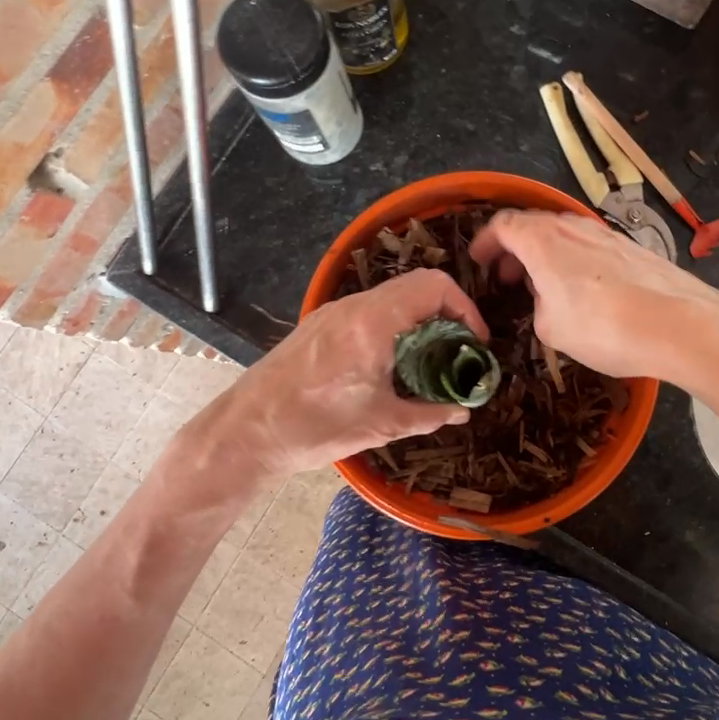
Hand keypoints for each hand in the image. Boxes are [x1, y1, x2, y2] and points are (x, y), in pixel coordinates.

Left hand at [210, 268, 489, 478]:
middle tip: (458, 353)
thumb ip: (430, 413)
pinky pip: (368, 312)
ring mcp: (332, 313)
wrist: (245, 433)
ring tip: (429, 363)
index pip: (434, 286)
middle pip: (415, 287)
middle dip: (446, 315)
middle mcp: (353, 306)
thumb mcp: (382, 425)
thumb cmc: (315, 427)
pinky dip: (393, 327)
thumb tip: (462, 410)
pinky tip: (391, 366)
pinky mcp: (318, 326)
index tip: (474, 343)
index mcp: (373, 321)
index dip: (465, 308)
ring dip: (418, 321)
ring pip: (391, 299)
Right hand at [469, 210, 718, 381]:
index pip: (503, 225)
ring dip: (544, 254)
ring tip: (541, 286)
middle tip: (506, 276)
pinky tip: (580, 290)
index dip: (485, 241)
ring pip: (562, 234)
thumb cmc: (605, 327)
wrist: (680, 325)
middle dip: (513, 248)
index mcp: (543, 240)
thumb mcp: (552, 328)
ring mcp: (605, 235)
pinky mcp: (631, 249)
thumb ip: (538, 306)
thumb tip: (547, 299)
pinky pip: (588, 246)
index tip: (478, 260)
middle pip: (532, 225)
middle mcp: (572, 227)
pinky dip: (571, 260)